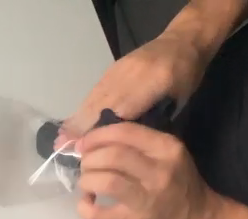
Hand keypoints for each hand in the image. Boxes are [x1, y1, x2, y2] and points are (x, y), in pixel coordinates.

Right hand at [62, 20, 215, 137]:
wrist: (185, 40)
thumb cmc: (186, 76)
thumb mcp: (177, 100)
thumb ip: (150, 120)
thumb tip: (120, 143)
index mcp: (155, 81)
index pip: (121, 110)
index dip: (97, 130)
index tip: (80, 149)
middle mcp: (132, 73)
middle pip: (99, 104)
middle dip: (79, 128)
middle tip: (61, 149)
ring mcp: (119, 69)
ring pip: (93, 99)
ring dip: (75, 121)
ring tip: (60, 141)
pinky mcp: (111, 70)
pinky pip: (93, 93)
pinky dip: (81, 110)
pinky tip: (70, 125)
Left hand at [73, 122, 223, 218]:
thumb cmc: (175, 183)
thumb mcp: (166, 155)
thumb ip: (136, 145)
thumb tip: (94, 141)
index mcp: (166, 148)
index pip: (126, 132)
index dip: (98, 136)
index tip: (85, 143)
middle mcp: (158, 171)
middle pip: (112, 156)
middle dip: (90, 159)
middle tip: (86, 165)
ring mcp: (144, 199)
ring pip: (105, 182)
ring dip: (86, 180)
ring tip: (87, 183)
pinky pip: (96, 214)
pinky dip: (83, 207)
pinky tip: (86, 203)